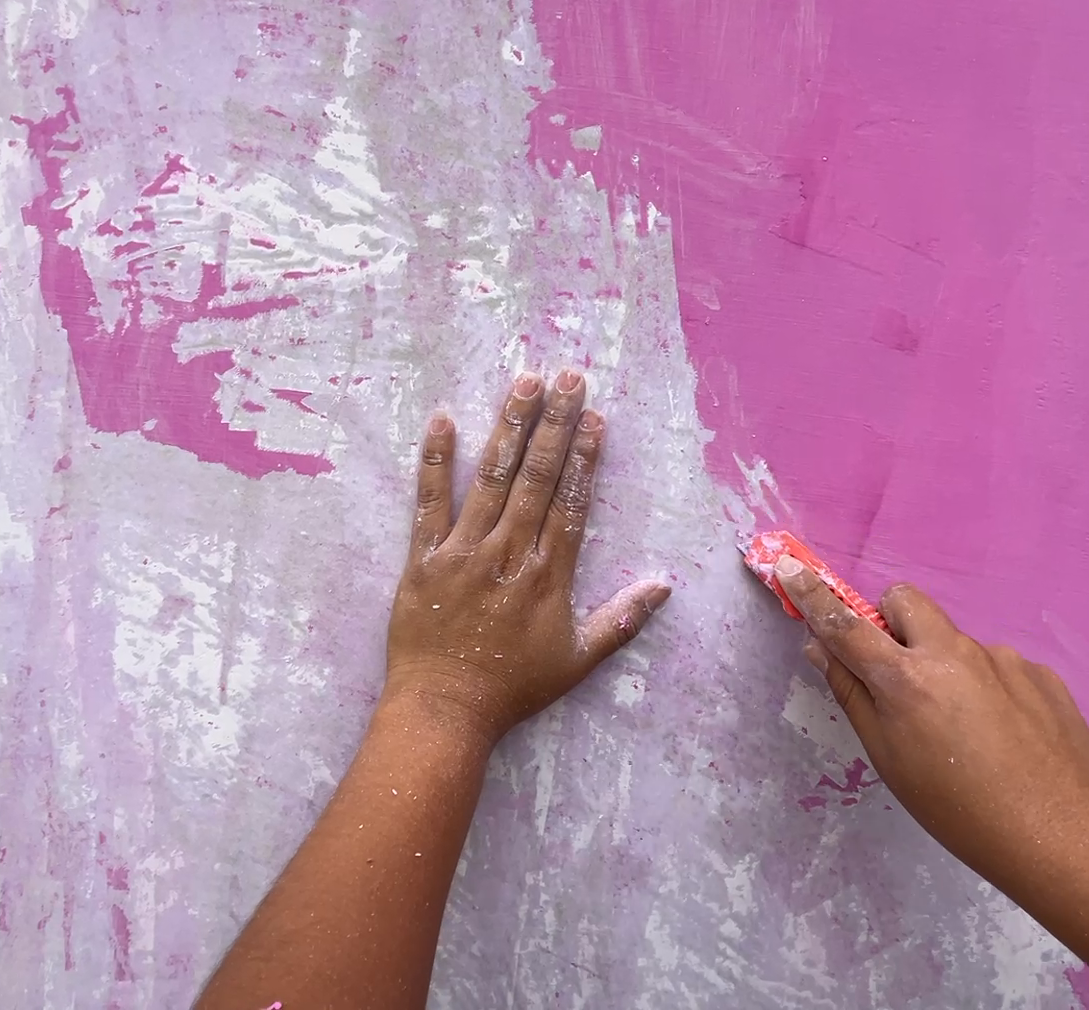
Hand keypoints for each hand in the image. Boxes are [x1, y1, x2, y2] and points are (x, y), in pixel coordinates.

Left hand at [384, 369, 670, 743]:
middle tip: (569, 378)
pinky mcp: (425, 557)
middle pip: (537, 477)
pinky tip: (442, 420)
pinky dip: (435, 461)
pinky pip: (429, 502)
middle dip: (556, 425)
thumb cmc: (512, 687)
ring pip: (491, 478)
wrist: (444, 710)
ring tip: (525, 383)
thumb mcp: (578, 661)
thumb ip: (621, 621)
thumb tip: (664, 588)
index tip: (596, 418)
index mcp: (547, 575)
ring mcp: (465, 551)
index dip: (585, 458)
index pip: (571, 503)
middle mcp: (509, 552)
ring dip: (509, 427)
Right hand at [776, 561, 1088, 894]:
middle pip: (905, 600)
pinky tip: (1006, 735)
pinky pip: (996, 665)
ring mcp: (1003, 659)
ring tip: (967, 728)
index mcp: (906, 680)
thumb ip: (852, 694)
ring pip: (953, 639)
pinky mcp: (1042, 674)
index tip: (788, 566)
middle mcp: (953, 654)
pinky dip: (987, 686)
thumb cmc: (958, 810)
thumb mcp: (888, 758)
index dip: (813, 594)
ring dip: (943, 663)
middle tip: (897, 669)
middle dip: (890, 621)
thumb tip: (821, 649)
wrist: (1070, 843)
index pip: (845, 625)